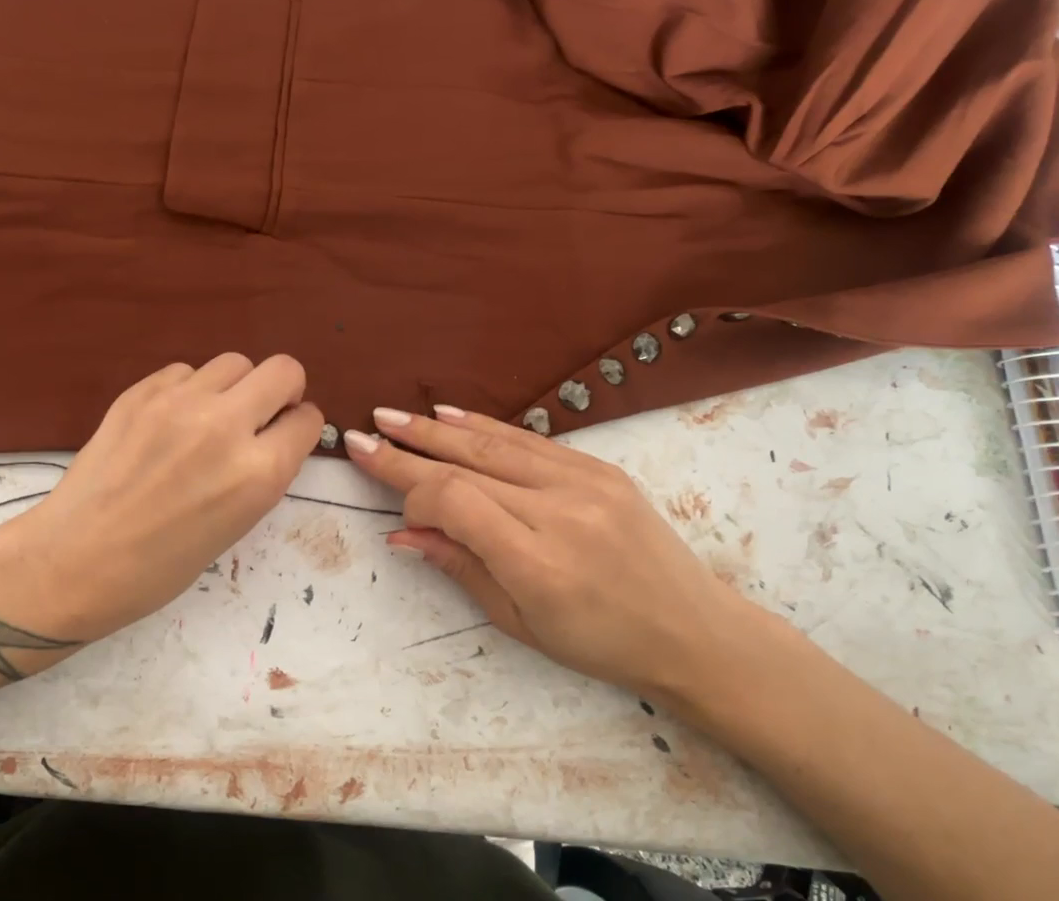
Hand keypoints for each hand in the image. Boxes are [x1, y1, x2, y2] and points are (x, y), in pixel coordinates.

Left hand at [11, 354, 324, 640]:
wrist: (75, 559)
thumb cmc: (158, 567)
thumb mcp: (233, 527)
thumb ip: (258, 475)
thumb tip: (268, 439)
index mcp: (257, 474)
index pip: (307, 420)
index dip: (300, 427)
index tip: (286, 435)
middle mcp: (225, 426)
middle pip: (283, 370)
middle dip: (283, 390)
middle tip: (261, 414)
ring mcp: (178, 403)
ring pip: (233, 362)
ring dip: (233, 387)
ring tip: (210, 418)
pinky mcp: (139, 393)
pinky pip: (183, 371)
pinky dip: (188, 390)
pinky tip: (169, 421)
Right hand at [344, 404, 765, 700]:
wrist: (694, 631)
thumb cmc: (599, 643)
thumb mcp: (518, 621)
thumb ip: (458, 566)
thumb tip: (402, 532)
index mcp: (537, 561)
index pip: (453, 500)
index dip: (410, 491)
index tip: (384, 492)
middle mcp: (560, 511)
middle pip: (466, 466)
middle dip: (407, 449)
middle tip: (364, 433)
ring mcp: (585, 483)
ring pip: (494, 445)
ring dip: (437, 428)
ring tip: (393, 416)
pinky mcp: (601, 470)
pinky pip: (530, 441)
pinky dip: (485, 426)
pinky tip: (450, 415)